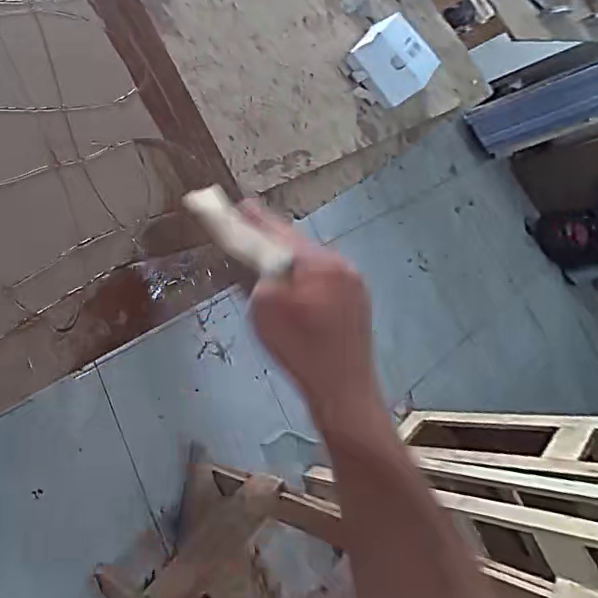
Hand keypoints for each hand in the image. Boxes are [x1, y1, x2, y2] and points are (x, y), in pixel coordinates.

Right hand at [238, 201, 384, 433]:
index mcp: (319, 262)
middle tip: (248, 230)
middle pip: (296, 244)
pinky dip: (303, 276)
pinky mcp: (356, 300)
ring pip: (310, 261)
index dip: (255, 220)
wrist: (344, 393)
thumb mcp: (264, 308)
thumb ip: (257, 272)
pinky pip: (322, 277)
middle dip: (271, 239)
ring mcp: (353, 282)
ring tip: (266, 261)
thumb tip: (254, 252)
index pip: (279, 233)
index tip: (240, 205)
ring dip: (287, 259)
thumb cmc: (300, 351)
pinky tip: (291, 287)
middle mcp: (340, 264)